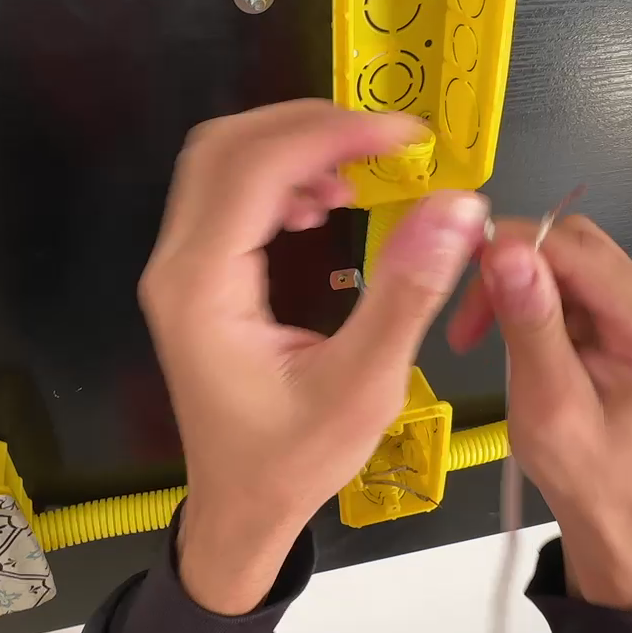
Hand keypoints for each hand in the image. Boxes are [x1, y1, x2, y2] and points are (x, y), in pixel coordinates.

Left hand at [142, 100, 488, 613]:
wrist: (240, 507)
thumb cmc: (293, 460)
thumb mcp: (362, 387)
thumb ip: (406, 293)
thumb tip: (454, 207)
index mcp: (205, 288)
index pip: (256, 167)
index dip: (331, 133)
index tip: (404, 135)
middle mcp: (177, 265)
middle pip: (226, 146)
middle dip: (309, 125)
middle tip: (382, 140)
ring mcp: (178, 268)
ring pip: (223, 163)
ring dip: (292, 147)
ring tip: (359, 171)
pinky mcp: (195, 276)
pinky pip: (228, 196)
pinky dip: (278, 179)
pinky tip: (322, 204)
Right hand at [447, 215, 631, 609]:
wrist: (607, 508)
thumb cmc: (579, 468)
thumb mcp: (547, 401)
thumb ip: (530, 323)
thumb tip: (504, 249)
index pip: (579, 251)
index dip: (515, 248)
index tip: (460, 272)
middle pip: (577, 247)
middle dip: (514, 271)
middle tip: (469, 320)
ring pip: (571, 259)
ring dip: (519, 286)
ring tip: (483, 331)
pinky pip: (576, 282)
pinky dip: (535, 299)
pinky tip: (516, 333)